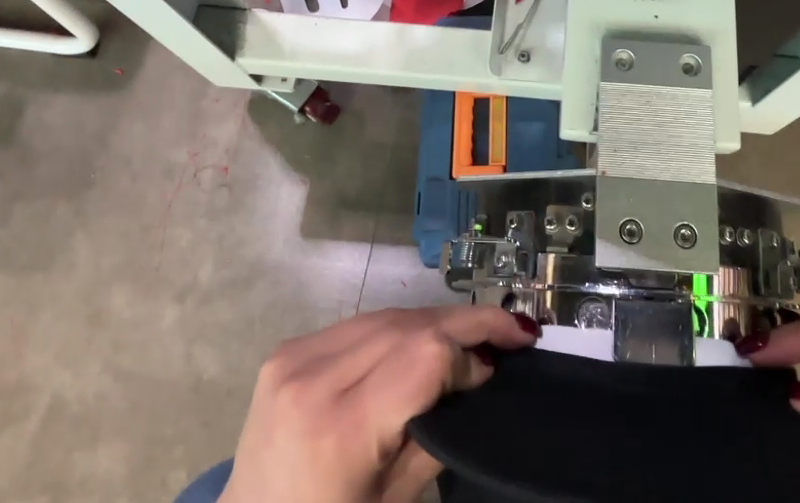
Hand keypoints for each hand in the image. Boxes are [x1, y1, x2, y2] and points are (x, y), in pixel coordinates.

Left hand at [218, 306, 538, 502]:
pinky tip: (425, 338)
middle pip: (408, 324)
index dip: (471, 348)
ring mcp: (293, 356)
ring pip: (387, 315)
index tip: (504, 362)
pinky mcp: (287, 349)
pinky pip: (359, 323)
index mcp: (340, 427)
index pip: (423, 354)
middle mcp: (312, 378)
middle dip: (465, 322)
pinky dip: (398, 327)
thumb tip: (479, 372)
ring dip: (435, 321)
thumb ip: (438, 431)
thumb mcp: (396, 498)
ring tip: (476, 332)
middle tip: (512, 330)